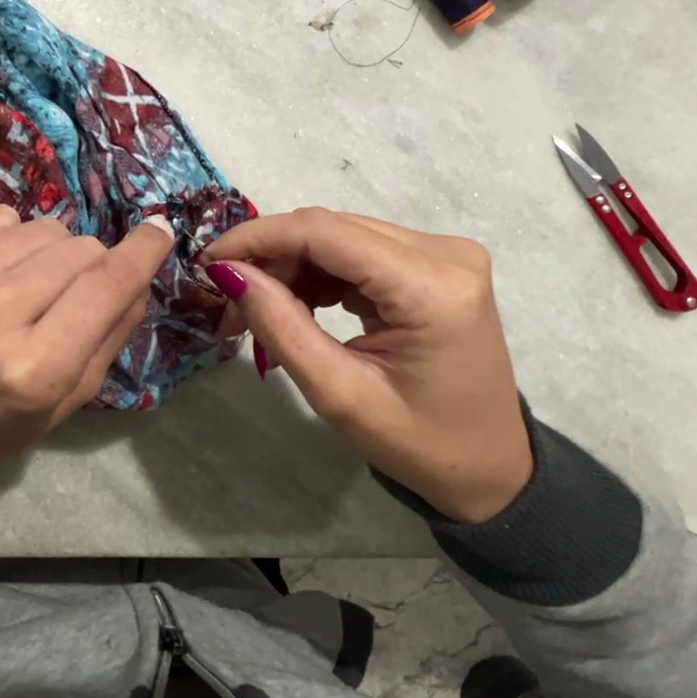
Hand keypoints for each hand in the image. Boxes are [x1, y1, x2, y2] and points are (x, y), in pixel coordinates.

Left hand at [0, 206, 175, 465]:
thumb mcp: (67, 397)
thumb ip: (111, 334)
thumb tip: (140, 270)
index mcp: (34, 369)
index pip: (105, 288)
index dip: (141, 253)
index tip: (159, 231)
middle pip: (76, 251)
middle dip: (89, 265)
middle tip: (68, 294)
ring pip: (39, 228)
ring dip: (48, 251)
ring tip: (27, 285)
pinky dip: (8, 236)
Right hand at [201, 209, 529, 523]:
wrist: (490, 468)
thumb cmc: (418, 443)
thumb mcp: (338, 392)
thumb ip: (280, 324)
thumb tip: (226, 271)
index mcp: (431, 287)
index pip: (323, 231)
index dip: (256, 238)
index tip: (206, 264)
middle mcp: (444, 253)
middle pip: (328, 228)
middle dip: (267, 258)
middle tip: (226, 305)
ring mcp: (443, 255)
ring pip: (336, 236)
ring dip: (287, 267)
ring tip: (253, 314)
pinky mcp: (434, 265)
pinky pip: (355, 251)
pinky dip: (314, 274)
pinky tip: (293, 307)